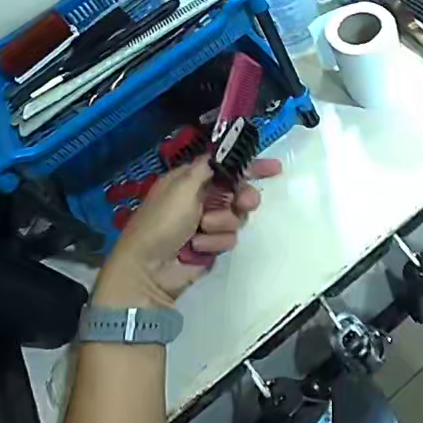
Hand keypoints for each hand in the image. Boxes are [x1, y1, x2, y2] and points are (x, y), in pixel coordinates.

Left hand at [94, 158, 280, 309]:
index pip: (225, 166)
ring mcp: (206, 223)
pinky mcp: (211, 245)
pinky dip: (215, 242)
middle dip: (242, 198)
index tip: (274, 169)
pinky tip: (197, 247)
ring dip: (221, 223)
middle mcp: (200, 199)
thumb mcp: (182, 187)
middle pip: (237, 191)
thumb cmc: (162, 222)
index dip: (250, 166)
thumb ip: (208, 168)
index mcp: (189, 180)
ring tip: (202, 230)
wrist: (148, 270)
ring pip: (236, 216)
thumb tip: (221, 153)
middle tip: (244, 204)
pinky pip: (229, 238)